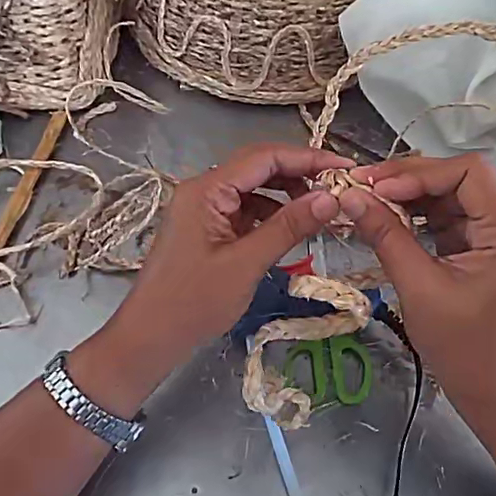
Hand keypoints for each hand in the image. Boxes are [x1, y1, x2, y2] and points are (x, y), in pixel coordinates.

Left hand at [82, 144, 351, 387]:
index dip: (308, 158)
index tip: (345, 168)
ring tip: (322, 209)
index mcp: (207, 189)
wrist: (150, 338)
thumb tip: (331, 198)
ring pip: (255, 189)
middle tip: (339, 188)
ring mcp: (205, 209)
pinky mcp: (209, 228)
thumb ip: (289, 226)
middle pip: (260, 168)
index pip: (265, 157)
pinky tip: (294, 228)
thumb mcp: (247, 263)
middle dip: (301, 174)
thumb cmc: (193, 302)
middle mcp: (204, 190)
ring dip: (289, 195)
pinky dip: (273, 215)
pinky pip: (247, 210)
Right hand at [337, 154, 495, 410]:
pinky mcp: (486, 246)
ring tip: (369, 199)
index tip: (377, 186)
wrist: (490, 387)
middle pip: (461, 179)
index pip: (470, 173)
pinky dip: (419, 214)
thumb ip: (386, 236)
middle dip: (410, 179)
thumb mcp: (419, 288)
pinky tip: (389, 216)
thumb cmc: (460, 346)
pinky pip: (451, 216)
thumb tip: (351, 198)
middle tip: (362, 186)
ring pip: (453, 194)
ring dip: (410, 194)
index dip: (420, 173)